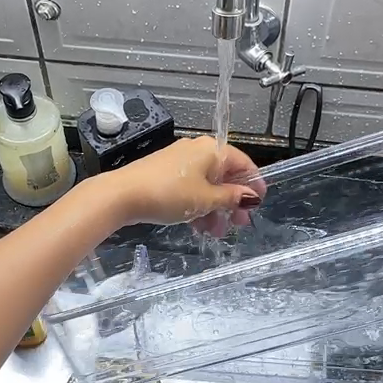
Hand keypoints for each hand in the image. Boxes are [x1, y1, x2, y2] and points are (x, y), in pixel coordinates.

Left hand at [92, 137, 263, 229]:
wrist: (124, 194)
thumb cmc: (169, 193)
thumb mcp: (206, 199)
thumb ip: (232, 198)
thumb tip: (252, 196)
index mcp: (212, 150)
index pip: (243, 163)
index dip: (253, 185)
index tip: (258, 205)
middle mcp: (197, 151)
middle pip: (224, 176)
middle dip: (232, 203)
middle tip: (238, 225)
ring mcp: (180, 162)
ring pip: (206, 186)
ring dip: (214, 209)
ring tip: (214, 232)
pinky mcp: (165, 173)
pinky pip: (190, 189)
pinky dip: (197, 206)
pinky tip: (198, 227)